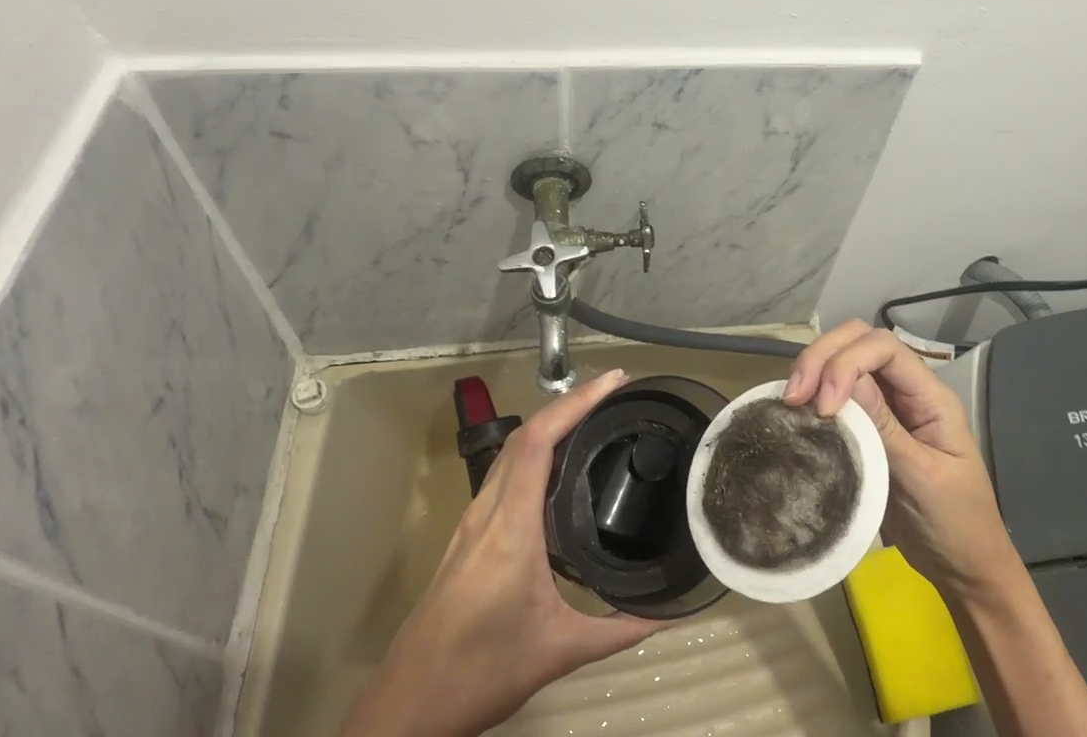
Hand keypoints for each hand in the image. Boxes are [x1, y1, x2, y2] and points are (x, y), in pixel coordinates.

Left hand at [340, 369, 660, 736]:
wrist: (409, 704)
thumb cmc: (481, 673)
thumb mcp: (561, 650)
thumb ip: (623, 628)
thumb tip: (677, 611)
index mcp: (510, 529)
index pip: (539, 442)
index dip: (576, 402)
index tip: (615, 382)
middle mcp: (486, 514)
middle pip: (523, 437)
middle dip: (568, 404)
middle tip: (614, 395)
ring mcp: (471, 524)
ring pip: (509, 455)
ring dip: (548, 426)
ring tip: (593, 421)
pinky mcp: (466, 539)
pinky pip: (502, 478)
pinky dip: (533, 456)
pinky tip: (559, 472)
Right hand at [784, 321, 1017, 597]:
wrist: (963, 567)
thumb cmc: (955, 524)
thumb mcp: (922, 478)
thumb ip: (885, 428)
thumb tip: (844, 382)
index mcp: (931, 397)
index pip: (885, 348)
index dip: (847, 363)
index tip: (823, 406)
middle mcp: (908, 391)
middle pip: (860, 341)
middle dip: (822, 357)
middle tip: (793, 395)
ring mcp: (888, 407)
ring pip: (845, 361)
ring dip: (813, 372)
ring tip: (790, 403)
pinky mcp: (869, 428)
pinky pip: (839, 396)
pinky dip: (814, 395)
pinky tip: (797, 415)